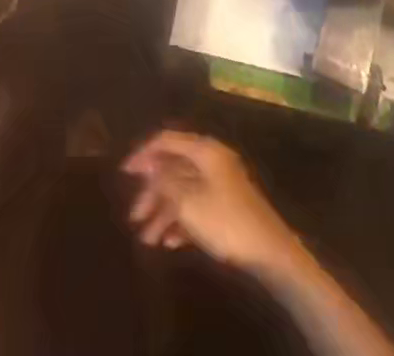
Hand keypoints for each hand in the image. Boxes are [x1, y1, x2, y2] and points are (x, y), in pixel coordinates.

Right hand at [121, 131, 303, 276]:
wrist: (270, 253)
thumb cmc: (225, 221)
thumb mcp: (187, 201)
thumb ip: (164, 180)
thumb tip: (150, 165)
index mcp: (204, 151)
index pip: (167, 140)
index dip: (143, 154)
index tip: (124, 173)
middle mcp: (212, 161)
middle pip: (174, 168)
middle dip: (152, 192)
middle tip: (134, 216)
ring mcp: (220, 184)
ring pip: (183, 191)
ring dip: (164, 213)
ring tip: (147, 239)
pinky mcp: (226, 206)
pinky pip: (196, 207)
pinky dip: (181, 222)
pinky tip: (169, 243)